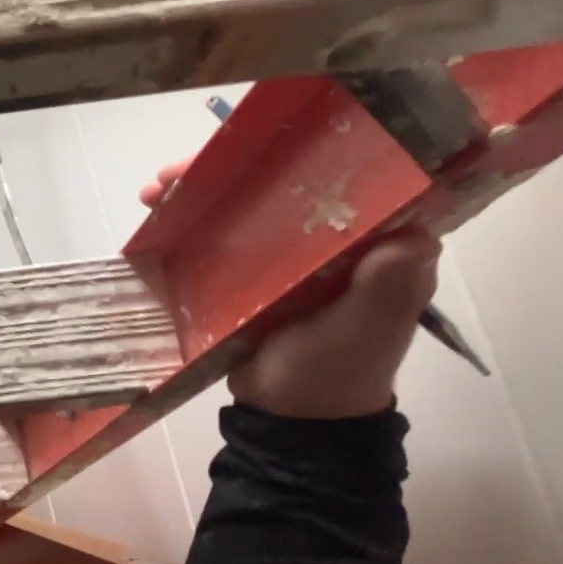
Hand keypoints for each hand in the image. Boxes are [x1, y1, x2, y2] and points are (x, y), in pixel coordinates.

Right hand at [142, 160, 440, 418]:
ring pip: (237, 209)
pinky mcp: (241, 276)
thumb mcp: (366, 329)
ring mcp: (278, 258)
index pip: (334, 181)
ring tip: (155, 191)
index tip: (248, 146)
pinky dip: (183, 224)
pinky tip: (154, 217)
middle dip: (225, 171)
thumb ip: (387, 286)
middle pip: (274, 188)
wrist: (291, 417)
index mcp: (364, 243)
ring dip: (196, 193)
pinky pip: (213, 239)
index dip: (294, 156)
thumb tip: (408, 235)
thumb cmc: (336, 370)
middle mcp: (322, 241)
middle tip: (177, 172)